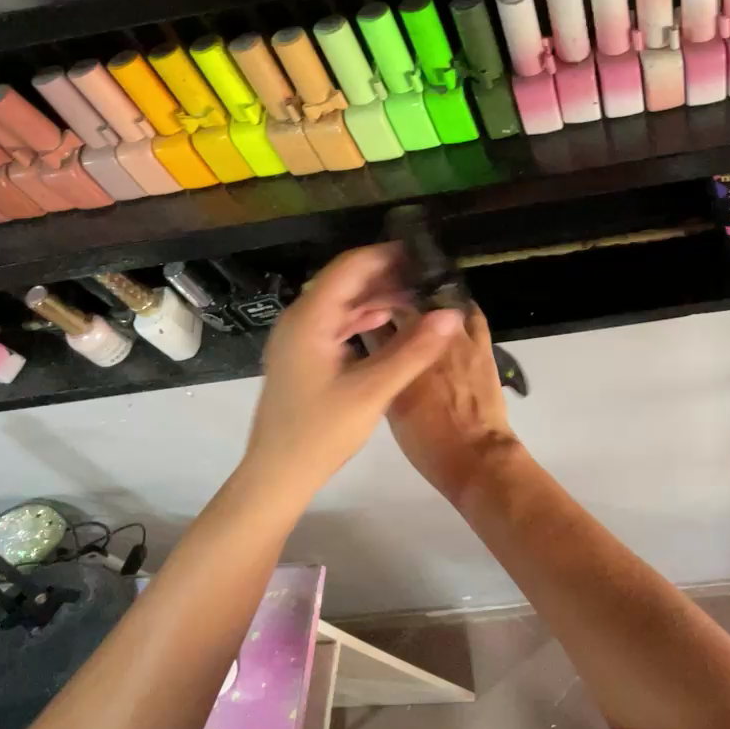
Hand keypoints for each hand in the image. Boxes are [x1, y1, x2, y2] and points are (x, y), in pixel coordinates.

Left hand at [243, 245, 460, 485]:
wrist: (277, 475)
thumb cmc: (320, 432)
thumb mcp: (373, 391)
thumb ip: (414, 350)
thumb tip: (452, 314)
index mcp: (310, 319)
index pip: (350, 268)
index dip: (387, 256)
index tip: (424, 253)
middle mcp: (300, 320)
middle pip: (345, 281)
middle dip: (386, 275)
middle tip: (429, 276)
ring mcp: (298, 338)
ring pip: (341, 302)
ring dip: (377, 297)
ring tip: (418, 297)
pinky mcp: (303, 356)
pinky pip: (335, 323)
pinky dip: (363, 318)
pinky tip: (389, 322)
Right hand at [387, 305, 520, 500]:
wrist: (473, 453)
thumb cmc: (427, 441)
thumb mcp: (392, 410)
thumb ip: (385, 377)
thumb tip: (381, 359)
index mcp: (395, 359)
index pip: (374, 327)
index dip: (368, 320)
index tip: (365, 317)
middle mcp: (422, 340)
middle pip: (403, 308)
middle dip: (393, 305)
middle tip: (389, 306)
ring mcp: (454, 338)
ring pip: (436, 304)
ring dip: (426, 301)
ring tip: (419, 302)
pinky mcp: (481, 344)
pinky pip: (472, 314)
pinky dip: (462, 308)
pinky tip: (455, 308)